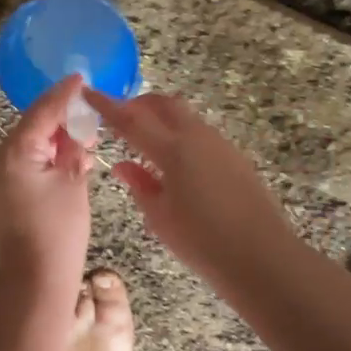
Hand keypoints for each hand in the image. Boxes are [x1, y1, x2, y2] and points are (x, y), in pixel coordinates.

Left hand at [0, 75, 95, 286]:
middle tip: (89, 108)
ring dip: (54, 138)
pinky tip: (68, 155)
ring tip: (84, 134)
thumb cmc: (58, 232)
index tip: (81, 77)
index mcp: (13, 152)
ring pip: (28, 144)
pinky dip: (45, 156)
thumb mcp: (73, 183)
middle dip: (60, 117)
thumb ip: (74, 148)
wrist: (35, 280)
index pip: (42, 112)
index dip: (64, 94)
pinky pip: (24, 162)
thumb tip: (78, 129)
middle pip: (32, 126)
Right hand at [85, 91, 297, 266]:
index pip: (131, 119)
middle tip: (120, 117)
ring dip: (162, 118)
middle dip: (139, 104)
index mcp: (173, 150)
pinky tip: (174, 161)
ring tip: (145, 140)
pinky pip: (200, 134)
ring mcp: (221, 144)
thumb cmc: (203, 242)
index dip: (107, 105)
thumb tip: (122, 165)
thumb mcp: (160, 218)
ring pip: (185, 117)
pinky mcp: (235, 157)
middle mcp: (197, 137)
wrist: (262, 257)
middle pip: (164, 104)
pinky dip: (180, 134)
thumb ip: (139, 185)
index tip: (88, 92)